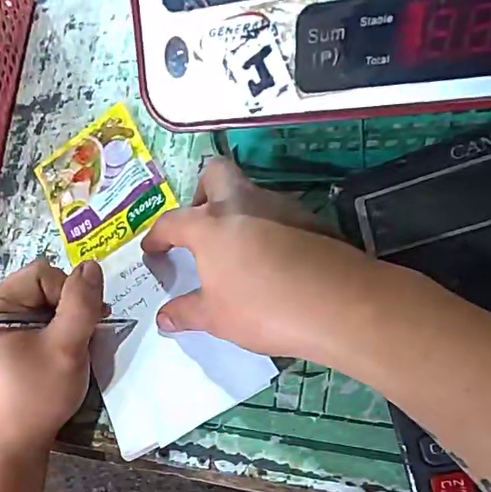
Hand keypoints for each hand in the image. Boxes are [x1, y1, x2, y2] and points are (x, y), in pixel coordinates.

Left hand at [0, 258, 103, 452]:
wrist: (17, 445)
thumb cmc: (38, 395)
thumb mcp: (66, 346)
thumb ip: (81, 303)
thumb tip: (92, 265)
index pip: (43, 274)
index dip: (70, 292)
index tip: (86, 323)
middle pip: (44, 287)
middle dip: (71, 307)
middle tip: (87, 335)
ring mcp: (0, 330)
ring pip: (46, 306)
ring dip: (69, 322)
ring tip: (77, 347)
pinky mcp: (10, 347)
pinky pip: (40, 325)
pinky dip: (60, 334)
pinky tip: (66, 354)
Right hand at [140, 158, 381, 360]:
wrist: (337, 304)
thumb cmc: (262, 309)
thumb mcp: (215, 318)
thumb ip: (186, 313)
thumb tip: (164, 317)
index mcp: (210, 225)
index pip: (172, 221)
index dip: (158, 235)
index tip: (153, 250)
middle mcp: (244, 204)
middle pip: (216, 173)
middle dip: (202, 191)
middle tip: (201, 225)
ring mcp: (282, 207)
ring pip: (252, 193)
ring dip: (239, 212)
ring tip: (239, 251)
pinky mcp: (313, 220)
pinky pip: (280, 215)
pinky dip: (269, 229)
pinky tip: (274, 262)